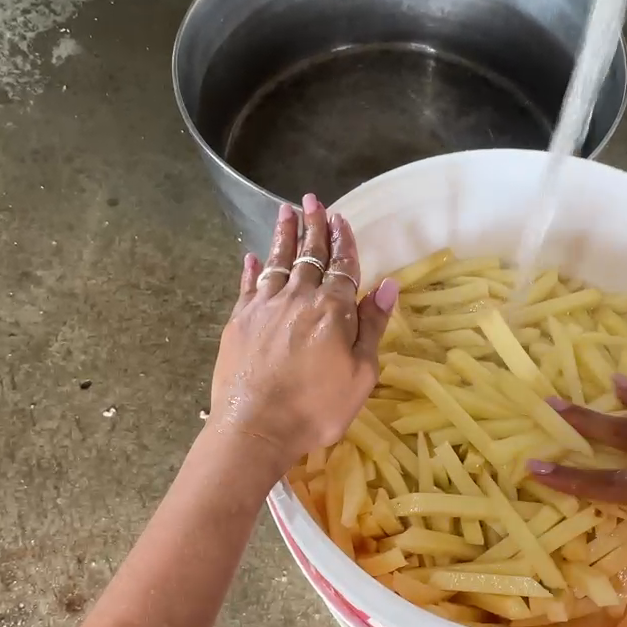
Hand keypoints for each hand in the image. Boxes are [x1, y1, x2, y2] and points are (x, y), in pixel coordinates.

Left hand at [207, 194, 397, 468]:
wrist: (255, 427)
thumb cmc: (316, 409)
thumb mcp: (360, 375)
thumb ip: (372, 327)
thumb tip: (388, 286)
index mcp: (333, 309)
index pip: (343, 266)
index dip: (344, 241)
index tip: (341, 217)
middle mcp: (298, 297)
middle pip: (309, 255)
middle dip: (313, 226)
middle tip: (312, 199)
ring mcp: (264, 307)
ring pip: (278, 261)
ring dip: (284, 235)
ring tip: (285, 211)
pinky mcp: (238, 320)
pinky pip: (248, 285)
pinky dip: (252, 268)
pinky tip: (252, 256)